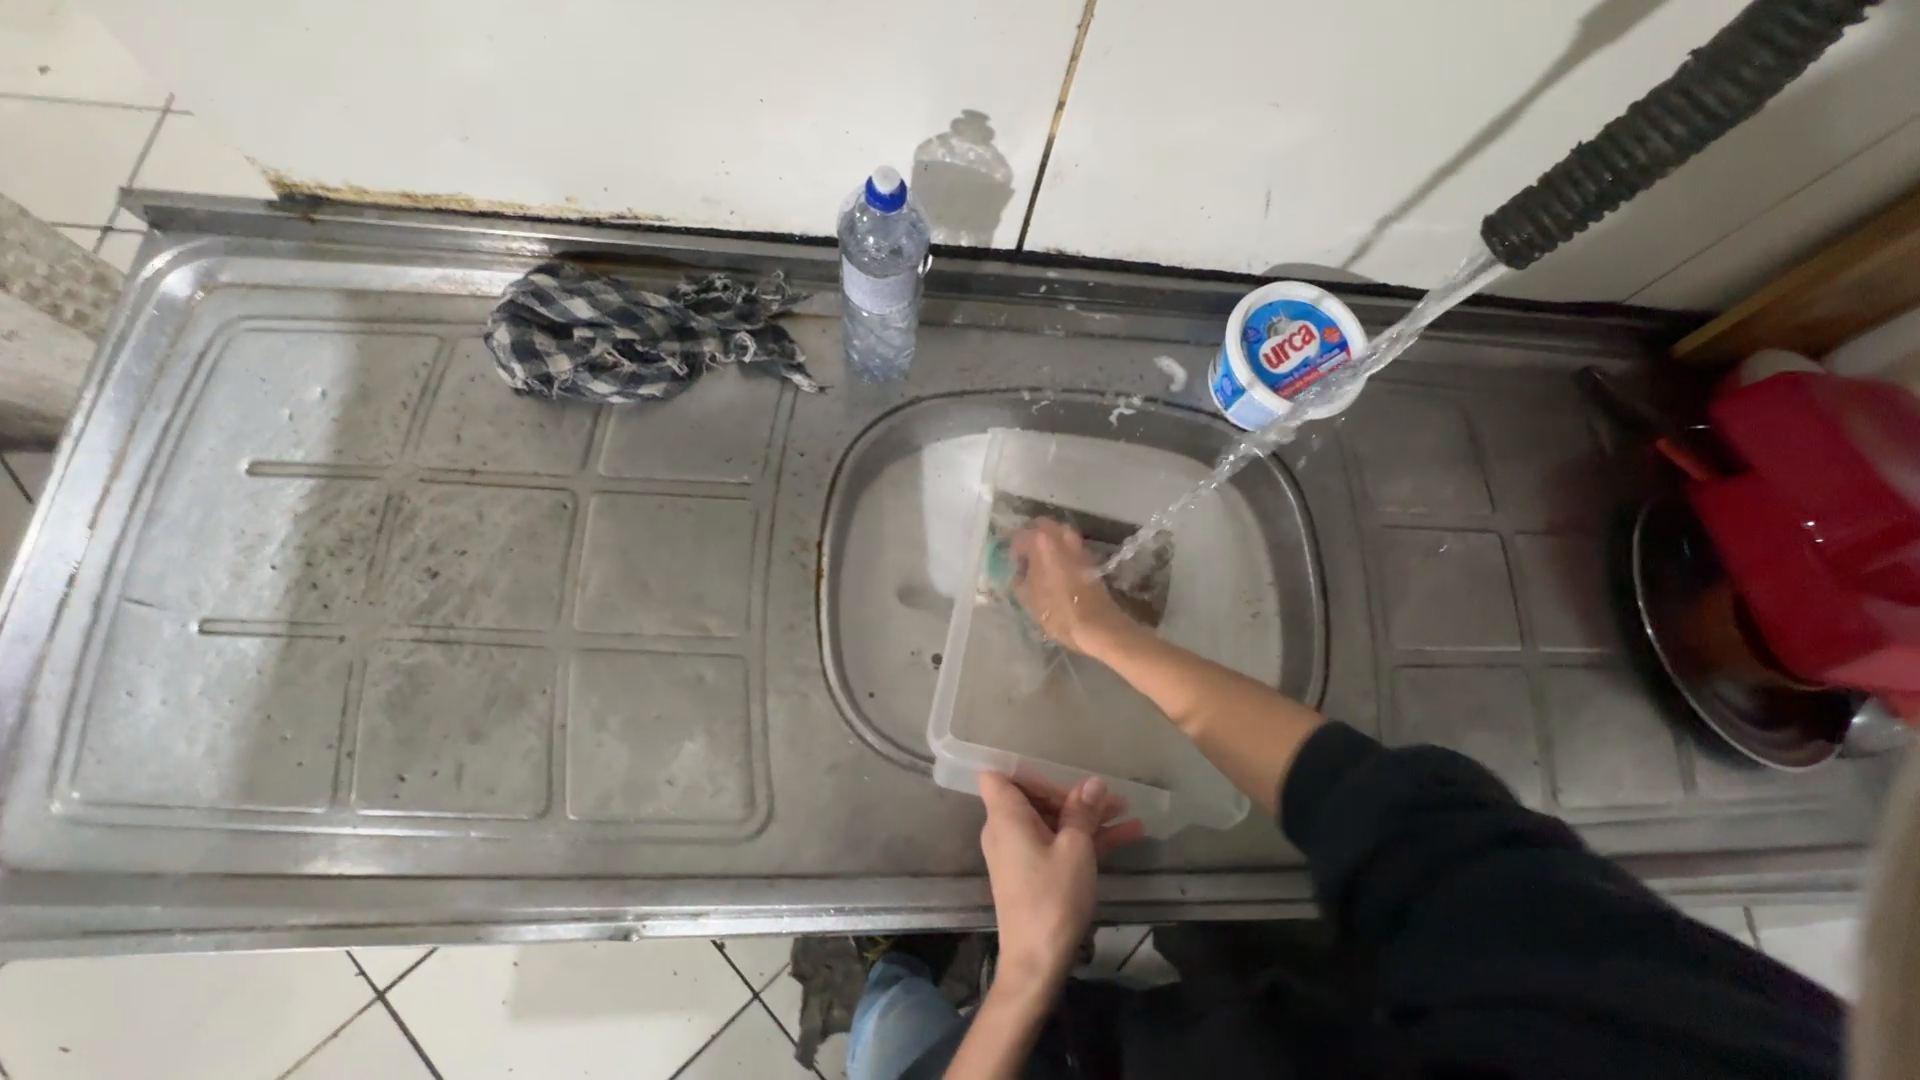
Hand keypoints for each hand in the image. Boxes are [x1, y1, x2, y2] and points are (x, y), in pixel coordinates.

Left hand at [977, 772, 1144, 996]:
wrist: (1037, 961)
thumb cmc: (1052, 896)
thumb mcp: (1075, 848)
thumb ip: (1082, 811)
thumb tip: (1093, 783)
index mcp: (1005, 816)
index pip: (999, 776)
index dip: (1027, 770)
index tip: (1059, 768)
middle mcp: (1006, 830)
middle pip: (1033, 798)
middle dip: (1072, 795)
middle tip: (1110, 796)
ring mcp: (1019, 853)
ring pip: (1051, 822)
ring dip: (1086, 817)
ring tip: (1128, 812)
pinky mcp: (1032, 873)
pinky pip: (1056, 844)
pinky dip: (1084, 839)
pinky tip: (1127, 835)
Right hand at [1010, 520, 1132, 655]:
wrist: (1095, 623)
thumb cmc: (1056, 610)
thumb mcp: (1026, 597)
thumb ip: (1018, 578)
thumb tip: (1019, 572)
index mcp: (1040, 541)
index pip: (1018, 536)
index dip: (1012, 551)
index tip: (1012, 566)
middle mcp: (1060, 535)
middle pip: (1040, 526)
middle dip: (1030, 538)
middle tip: (1024, 557)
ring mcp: (1078, 544)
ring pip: (1057, 533)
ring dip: (1047, 542)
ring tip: (1040, 564)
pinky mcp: (1089, 556)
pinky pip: (1069, 545)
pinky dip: (1060, 551)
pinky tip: (1056, 570)